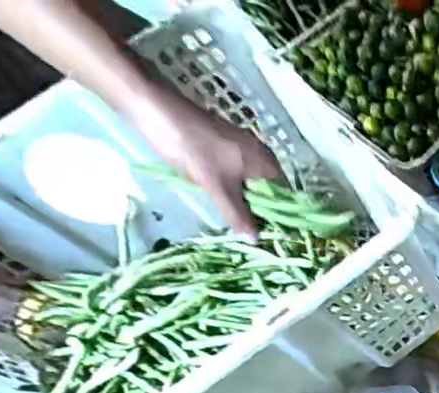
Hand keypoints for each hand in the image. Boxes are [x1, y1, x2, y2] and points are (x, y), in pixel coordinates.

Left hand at [130, 95, 281, 237]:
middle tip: (256, 234)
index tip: (275, 237)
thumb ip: (238, 215)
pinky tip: (227, 201)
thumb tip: (256, 241)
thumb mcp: (216, 186)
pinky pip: (240, 177)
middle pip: (272, 194)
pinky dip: (237, 191)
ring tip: (242, 222)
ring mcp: (243, 150)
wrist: (150, 106)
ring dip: (249, 204)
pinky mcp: (226, 147)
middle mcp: (262, 156)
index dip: (283, 220)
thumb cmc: (190, 145)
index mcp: (268, 165)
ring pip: (254, 186)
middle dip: (265, 214)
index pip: (288, 201)